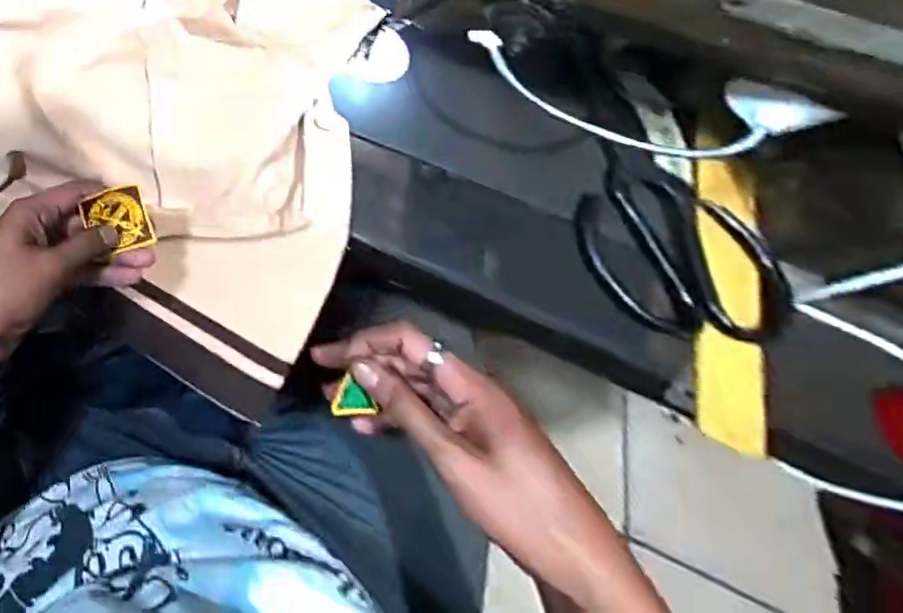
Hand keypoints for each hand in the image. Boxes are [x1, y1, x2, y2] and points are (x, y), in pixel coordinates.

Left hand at [0, 180, 155, 363]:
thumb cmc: (5, 289)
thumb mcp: (49, 266)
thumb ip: (84, 246)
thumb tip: (114, 228)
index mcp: (32, 212)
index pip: (75, 194)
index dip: (107, 197)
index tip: (138, 205)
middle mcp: (37, 228)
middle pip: (83, 223)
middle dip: (116, 232)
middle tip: (150, 240)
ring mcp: (41, 255)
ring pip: (83, 249)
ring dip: (113, 256)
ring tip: (148, 264)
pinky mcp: (43, 280)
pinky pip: (77, 270)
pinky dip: (99, 274)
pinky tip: (127, 278)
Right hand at [312, 323, 664, 612]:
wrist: (580, 563)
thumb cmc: (517, 506)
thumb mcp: (452, 456)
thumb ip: (405, 407)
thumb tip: (360, 364)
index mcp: (471, 384)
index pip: (410, 340)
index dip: (367, 342)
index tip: (332, 357)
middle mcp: (470, 389)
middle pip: (408, 361)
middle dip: (364, 365)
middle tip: (322, 376)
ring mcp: (473, 413)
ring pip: (413, 387)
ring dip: (376, 392)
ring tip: (336, 403)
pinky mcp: (473, 436)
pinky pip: (427, 412)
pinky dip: (397, 416)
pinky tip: (369, 427)